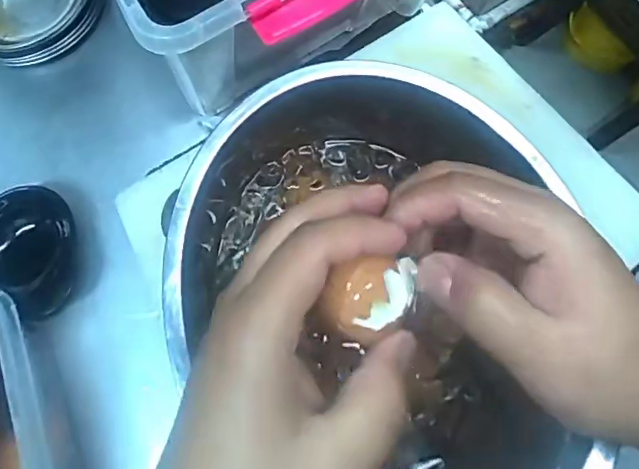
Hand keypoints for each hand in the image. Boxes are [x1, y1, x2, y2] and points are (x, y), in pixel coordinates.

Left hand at [160, 185, 417, 468]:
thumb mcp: (332, 459)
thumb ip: (379, 398)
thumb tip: (407, 338)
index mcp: (255, 320)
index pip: (308, 246)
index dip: (357, 229)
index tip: (405, 232)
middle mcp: (236, 302)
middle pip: (283, 230)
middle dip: (333, 205)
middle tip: (385, 195)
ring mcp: (230, 317)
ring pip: (273, 248)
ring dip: (319, 226)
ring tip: (367, 220)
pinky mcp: (234, 337)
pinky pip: (272, 278)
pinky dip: (308, 260)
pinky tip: (339, 274)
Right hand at [385, 162, 638, 453]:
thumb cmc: (609, 376)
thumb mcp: (542, 355)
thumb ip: (480, 306)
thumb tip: (420, 267)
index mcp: (545, 224)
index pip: (464, 189)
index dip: (417, 204)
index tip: (382, 236)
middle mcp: (537, 208)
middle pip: (459, 179)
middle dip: (414, 202)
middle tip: (381, 239)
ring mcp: (533, 222)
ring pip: (462, 194)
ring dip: (427, 217)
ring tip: (402, 256)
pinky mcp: (528, 240)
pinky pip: (473, 220)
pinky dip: (444, 234)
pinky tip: (432, 267)